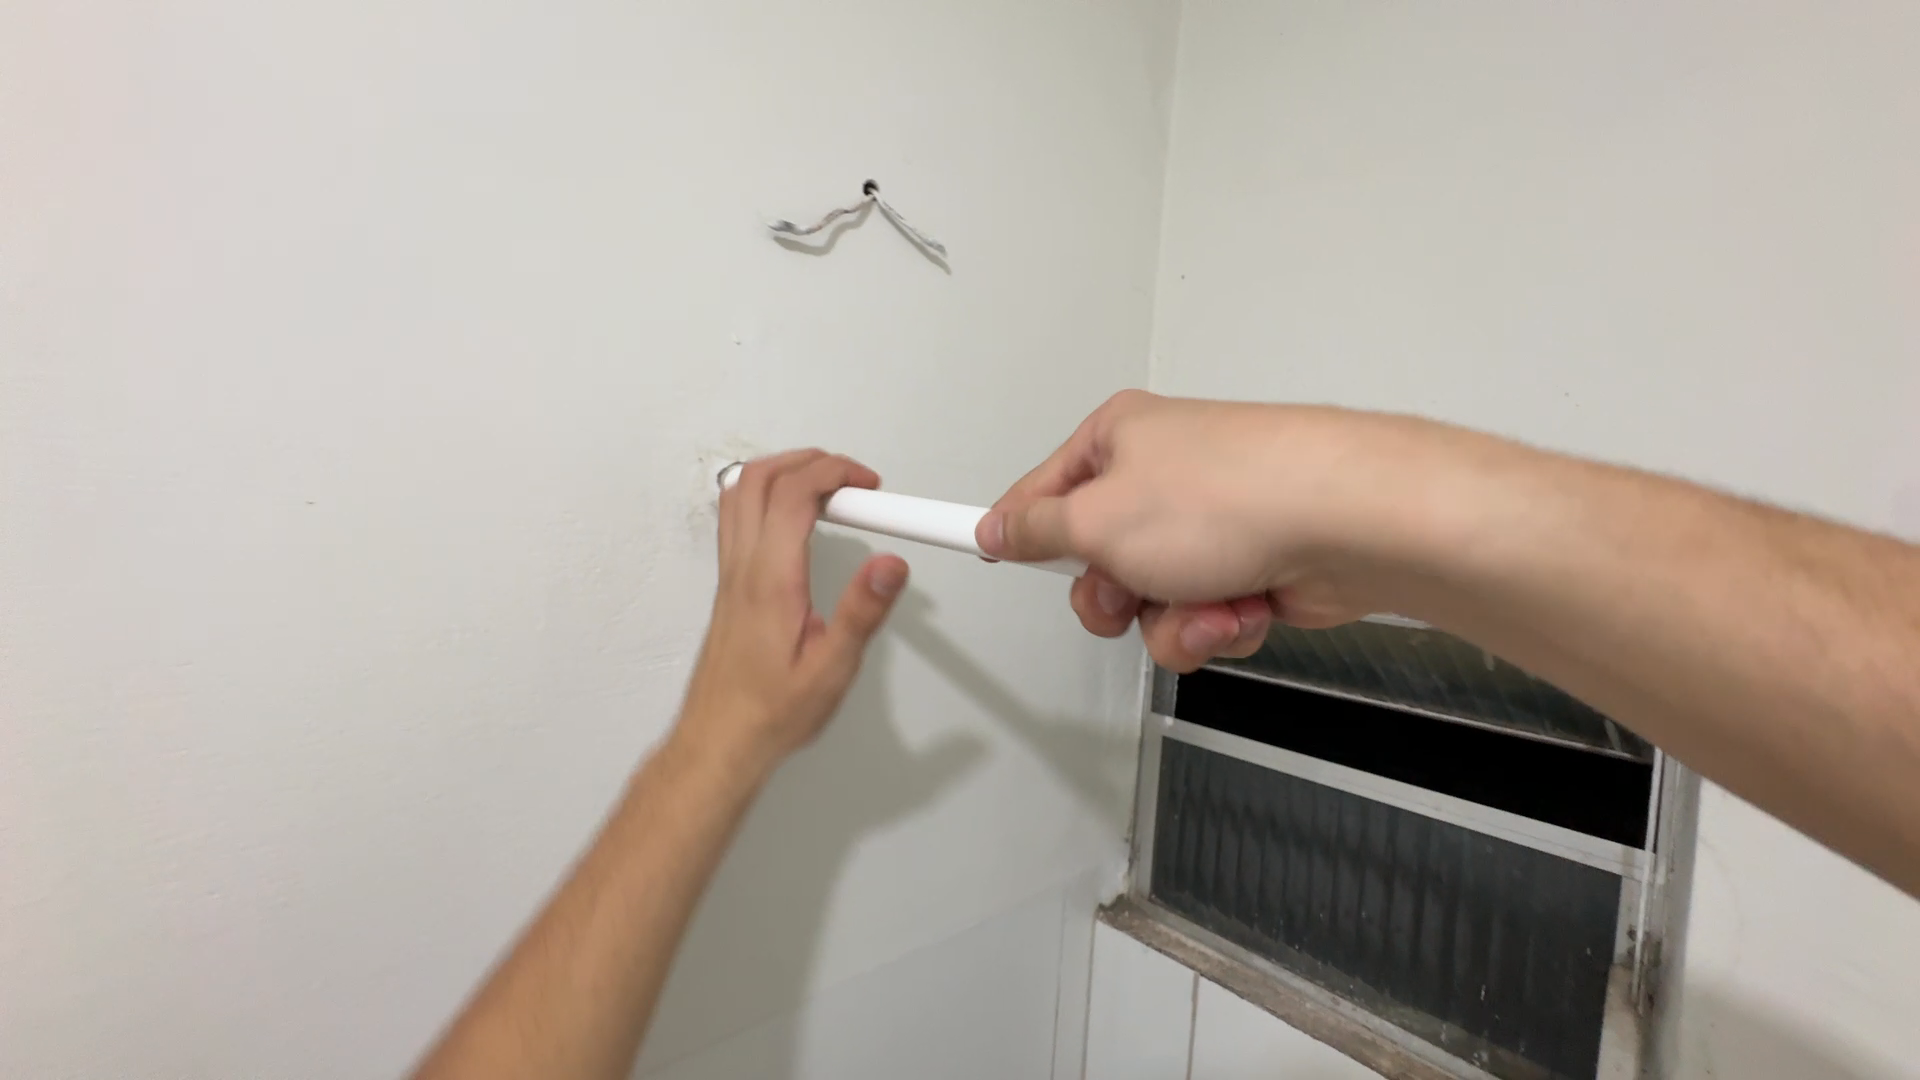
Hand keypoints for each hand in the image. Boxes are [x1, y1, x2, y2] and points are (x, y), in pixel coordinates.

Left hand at [676, 450, 908, 775]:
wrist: (721, 740)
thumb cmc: (771, 712)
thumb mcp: (833, 669)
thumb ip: (862, 611)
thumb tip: (889, 565)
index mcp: (771, 581)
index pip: (794, 494)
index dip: (834, 472)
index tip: (868, 484)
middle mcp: (743, 568)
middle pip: (760, 477)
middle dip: (810, 460)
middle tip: (850, 477)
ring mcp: (730, 574)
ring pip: (740, 491)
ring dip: (783, 471)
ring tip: (827, 486)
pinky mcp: (729, 585)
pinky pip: (737, 516)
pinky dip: (767, 494)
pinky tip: (795, 518)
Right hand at [977, 391, 1408, 671]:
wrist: (1351, 519)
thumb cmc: (1224, 498)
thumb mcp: (1099, 518)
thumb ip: (1036, 529)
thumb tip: (996, 529)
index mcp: (1116, 443)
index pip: (1038, 492)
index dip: (1008, 528)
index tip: (970, 546)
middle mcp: (1158, 478)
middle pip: (1091, 558)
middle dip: (1108, 593)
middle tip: (1124, 590)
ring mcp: (1203, 523)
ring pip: (1145, 598)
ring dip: (1167, 616)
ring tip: (1203, 601)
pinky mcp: (1244, 563)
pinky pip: (1196, 613)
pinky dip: (1212, 622)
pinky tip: (1241, 607)